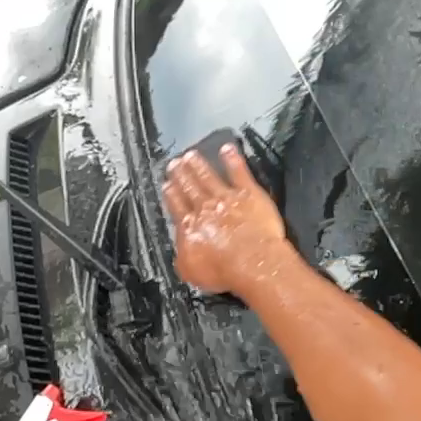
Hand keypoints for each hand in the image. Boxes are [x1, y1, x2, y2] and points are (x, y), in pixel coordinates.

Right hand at [162, 143, 297, 295]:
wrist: (253, 262)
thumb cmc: (224, 272)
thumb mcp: (191, 272)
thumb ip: (182, 257)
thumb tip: (180, 251)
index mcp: (189, 227)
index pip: (176, 206)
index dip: (170, 194)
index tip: (166, 184)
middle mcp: (205, 208)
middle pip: (190, 187)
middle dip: (181, 175)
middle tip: (174, 163)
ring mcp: (227, 198)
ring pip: (209, 177)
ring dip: (199, 165)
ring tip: (191, 155)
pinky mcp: (249, 193)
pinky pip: (239, 172)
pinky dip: (232, 159)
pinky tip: (227, 149)